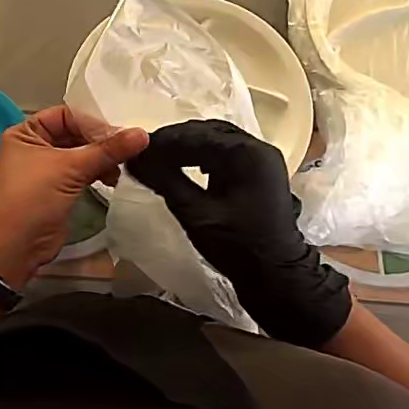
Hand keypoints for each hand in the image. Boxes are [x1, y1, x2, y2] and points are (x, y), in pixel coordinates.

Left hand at [0, 106, 148, 288]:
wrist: (16, 248)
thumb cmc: (32, 200)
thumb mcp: (69, 169)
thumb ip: (106, 150)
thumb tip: (142, 134)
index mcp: (27, 132)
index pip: (66, 115)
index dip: (93, 121)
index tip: (122, 130)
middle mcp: (36, 146)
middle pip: (76, 134)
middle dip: (101, 141)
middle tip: (129, 147)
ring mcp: (48, 168)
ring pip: (82, 154)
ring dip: (103, 158)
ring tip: (122, 166)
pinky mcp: (59, 188)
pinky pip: (84, 171)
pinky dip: (99, 172)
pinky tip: (114, 178)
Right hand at [126, 120, 351, 346]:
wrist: (276, 276)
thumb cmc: (237, 246)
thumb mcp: (195, 213)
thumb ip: (164, 181)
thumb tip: (133, 160)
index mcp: (245, 153)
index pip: (195, 135)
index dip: (163, 141)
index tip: (136, 150)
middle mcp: (258, 147)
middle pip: (207, 132)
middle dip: (175, 141)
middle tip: (146, 154)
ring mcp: (262, 159)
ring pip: (217, 140)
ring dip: (188, 147)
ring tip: (161, 160)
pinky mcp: (260, 172)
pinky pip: (227, 153)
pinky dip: (204, 156)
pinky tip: (187, 167)